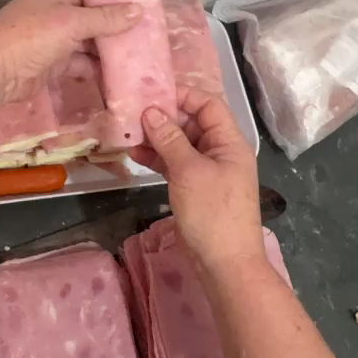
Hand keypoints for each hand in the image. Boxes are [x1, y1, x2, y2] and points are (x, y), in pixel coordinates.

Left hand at [0, 0, 139, 99]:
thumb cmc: (33, 36)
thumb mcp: (72, 23)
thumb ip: (106, 18)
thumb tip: (139, 10)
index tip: (146, 8)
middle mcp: (56, 11)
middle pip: (94, 17)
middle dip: (118, 27)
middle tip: (148, 37)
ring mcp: (53, 38)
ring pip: (88, 41)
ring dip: (109, 50)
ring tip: (139, 58)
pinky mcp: (52, 62)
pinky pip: (80, 62)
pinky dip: (96, 67)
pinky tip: (118, 75)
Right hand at [134, 89, 263, 270]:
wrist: (225, 264)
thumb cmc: (212, 213)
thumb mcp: (189, 171)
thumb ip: (170, 139)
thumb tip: (151, 111)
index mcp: (229, 142)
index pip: (208, 105)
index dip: (182, 95)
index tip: (152, 93)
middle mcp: (220, 151)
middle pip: (192, 122)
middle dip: (164, 116)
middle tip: (133, 112)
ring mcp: (207, 170)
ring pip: (180, 143)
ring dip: (157, 138)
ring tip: (128, 132)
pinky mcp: (194, 187)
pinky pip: (175, 163)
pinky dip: (157, 158)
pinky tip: (134, 154)